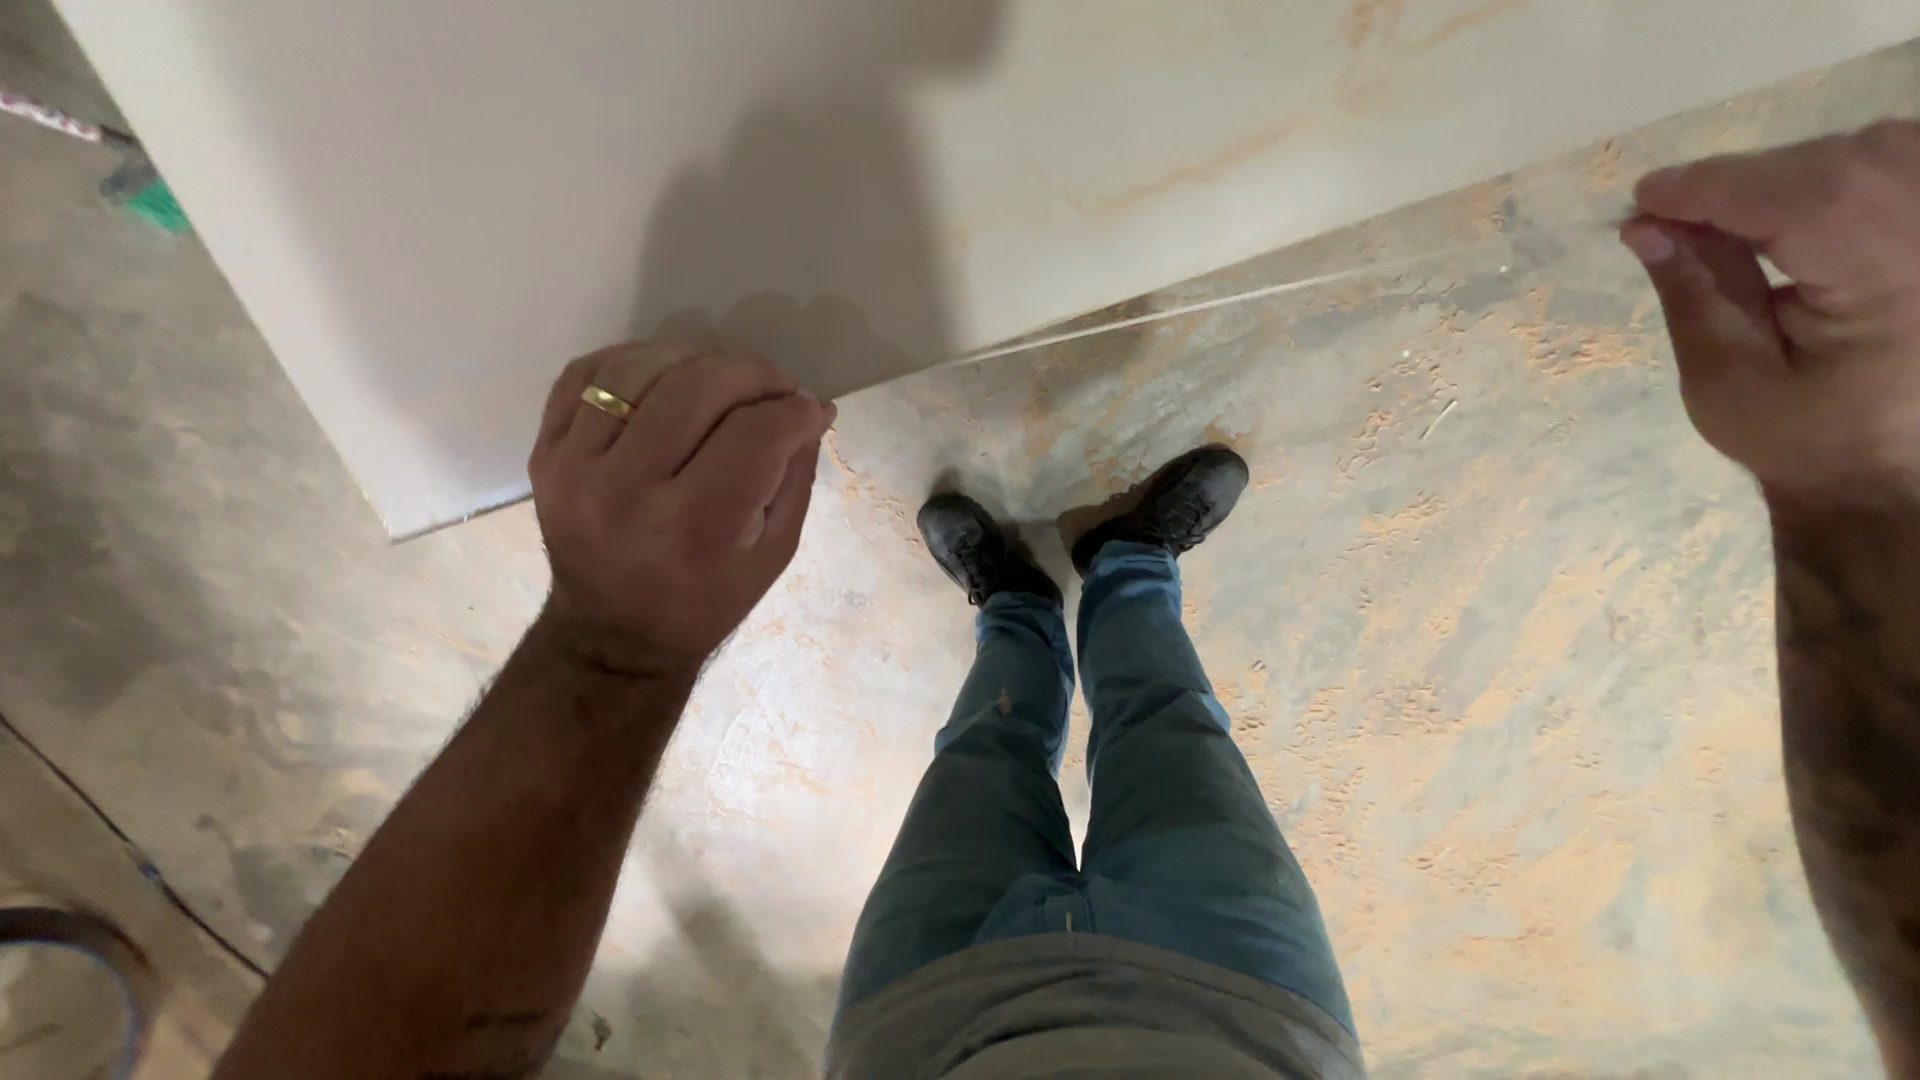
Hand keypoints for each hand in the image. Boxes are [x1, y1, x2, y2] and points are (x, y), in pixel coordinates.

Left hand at [527, 343, 835, 678]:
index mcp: (695, 529)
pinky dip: (633, 360)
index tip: (808, 410)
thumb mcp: (775, 552)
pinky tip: (666, 377)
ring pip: (640, 369)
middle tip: (775, 388)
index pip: (756, 434)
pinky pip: (585, 374)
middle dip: (753, 374)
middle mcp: (628, 493)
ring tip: (724, 379)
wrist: (615, 634)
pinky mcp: (545, 455)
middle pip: (698, 388)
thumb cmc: (709, 599)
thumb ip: (795, 473)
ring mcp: (576, 469)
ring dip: (696, 360)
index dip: (794, 411)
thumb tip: (814, 406)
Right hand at [1622, 120, 1919, 508]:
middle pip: (1844, 164)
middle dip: (1746, 181)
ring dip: (1791, 175)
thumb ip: (1692, 291)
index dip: (1716, 187)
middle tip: (1671, 216)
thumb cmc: (1797, 435)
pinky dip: (1839, 174)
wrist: (1889, 469)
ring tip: (1728, 220)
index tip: (1642, 197)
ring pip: (1880, 150)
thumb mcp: (1723, 374)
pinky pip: (1905, 163)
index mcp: (1896, 287)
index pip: (1805, 201)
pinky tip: (1793, 213)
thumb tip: (1642, 227)